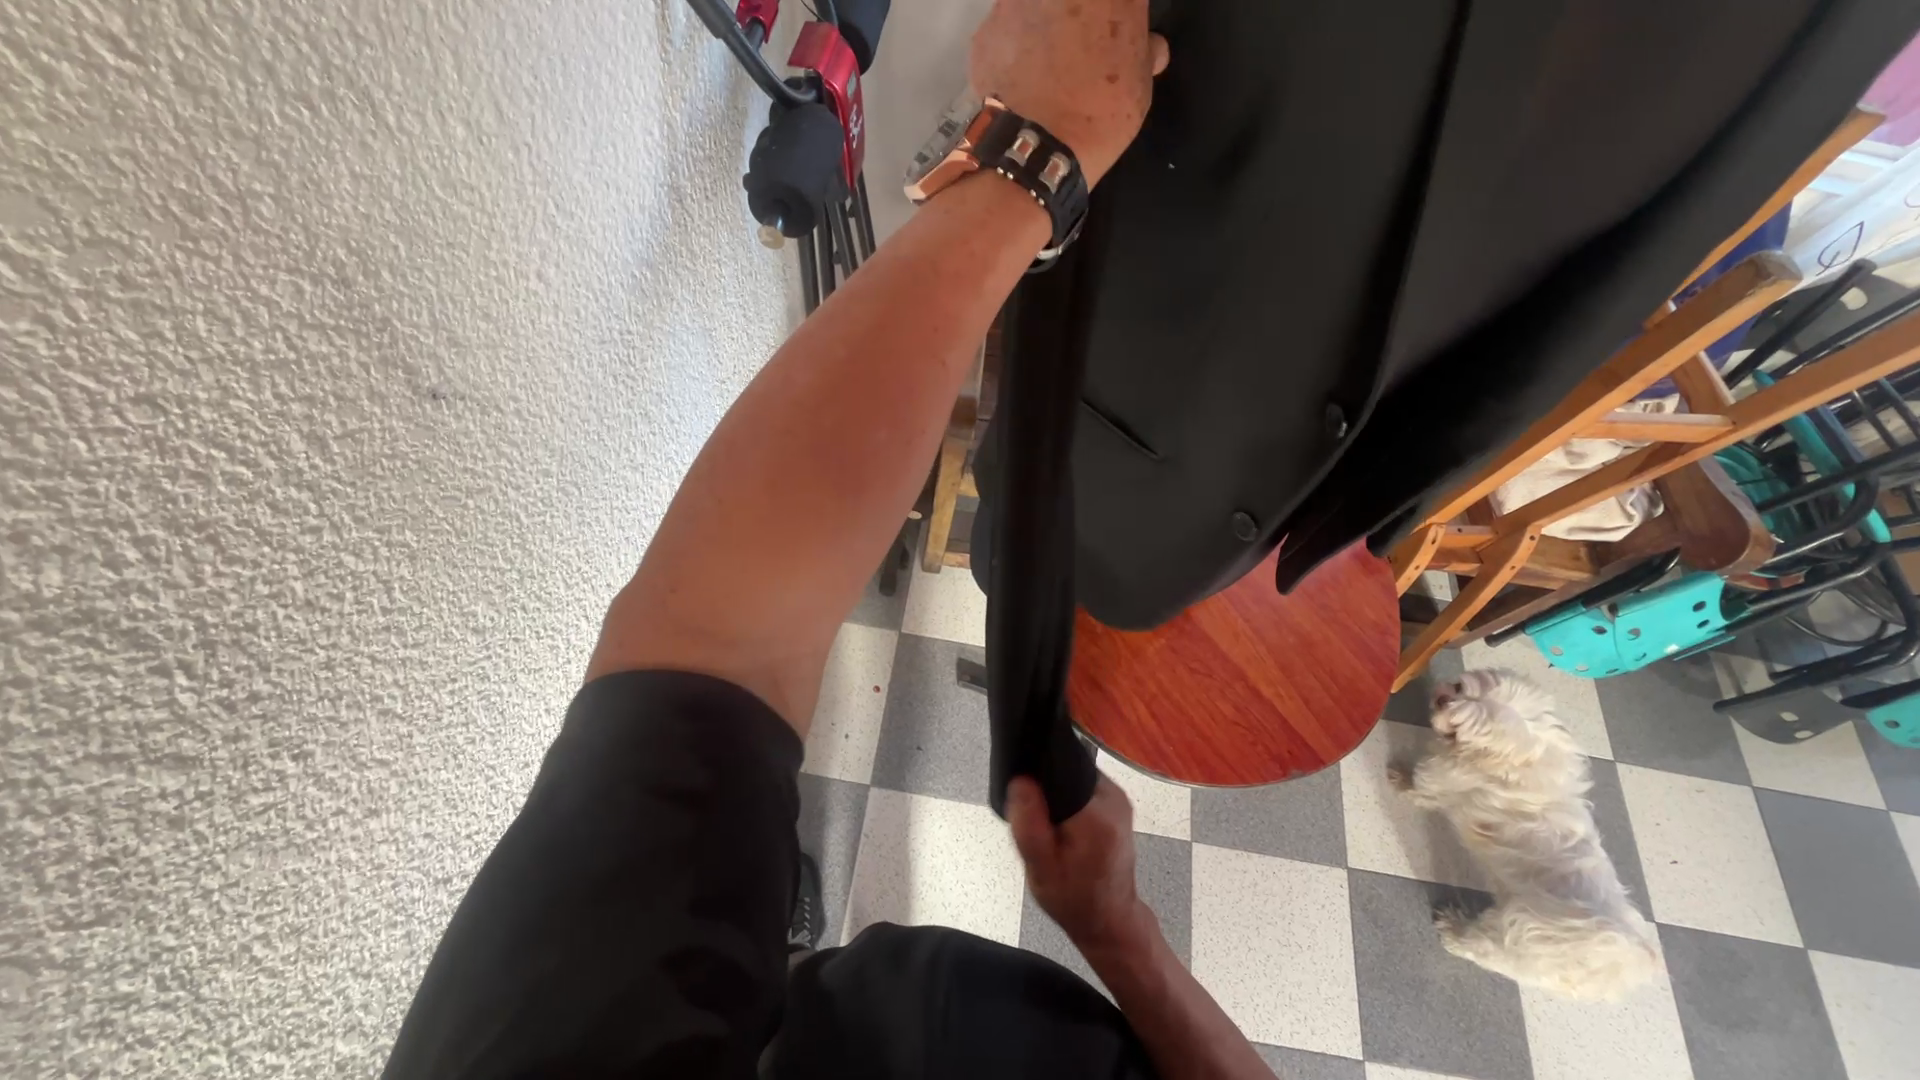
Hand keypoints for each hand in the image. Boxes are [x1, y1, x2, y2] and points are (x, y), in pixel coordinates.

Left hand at [968, 0, 1170, 186]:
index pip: (1118, 2)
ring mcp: (1015, 3)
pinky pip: (1002, 34)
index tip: (1114, 33)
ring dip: (1039, 24)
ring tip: (1045, 65)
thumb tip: (1151, 47)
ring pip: (1031, 8)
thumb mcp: (1139, 86)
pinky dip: (1010, 51)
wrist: (1040, 147)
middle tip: (1079, 46)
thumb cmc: (1102, 114)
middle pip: (1069, 3)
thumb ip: (1144, 52)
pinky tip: (1019, 81)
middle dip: (1074, 17)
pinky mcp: (984, 32)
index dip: (1114, 17)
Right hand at [1007, 775, 1151, 950]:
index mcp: (1095, 814)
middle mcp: (1113, 798)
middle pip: (1064, 773)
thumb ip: (1028, 823)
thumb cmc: (1074, 900)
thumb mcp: (1040, 868)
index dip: (1035, 783)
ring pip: (1073, 778)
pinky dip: (1070, 801)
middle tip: (1040, 827)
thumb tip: (1021, 779)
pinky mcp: (1118, 802)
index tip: (1027, 807)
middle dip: (1045, 793)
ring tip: (1052, 828)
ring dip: (1057, 797)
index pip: (1056, 771)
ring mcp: (1119, 798)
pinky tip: (1066, 826)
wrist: (1110, 919)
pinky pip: (1084, 786)